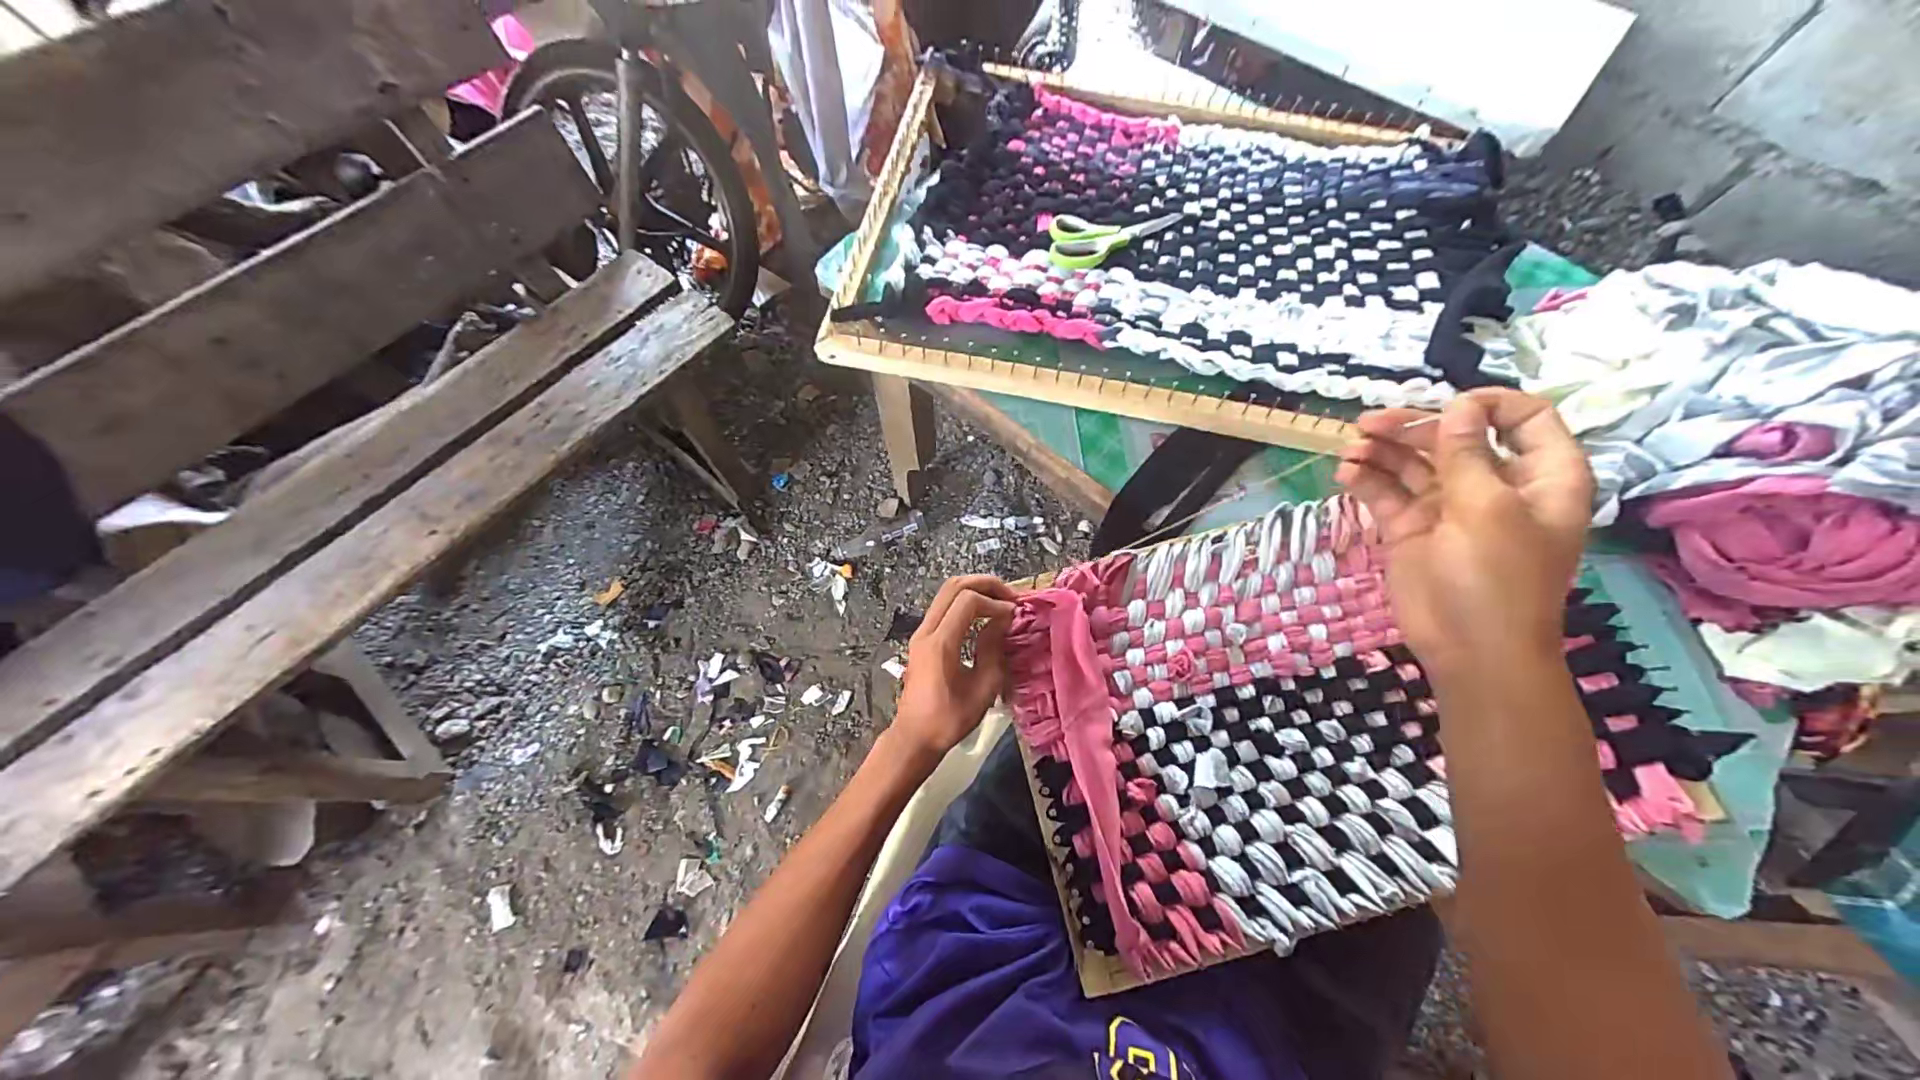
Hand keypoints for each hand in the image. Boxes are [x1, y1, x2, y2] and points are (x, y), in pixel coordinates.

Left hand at [890, 575, 1015, 761]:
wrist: (915, 736)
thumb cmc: (949, 719)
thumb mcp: (983, 688)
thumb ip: (993, 650)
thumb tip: (1002, 621)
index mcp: (940, 643)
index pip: (968, 601)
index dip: (995, 602)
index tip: (1014, 616)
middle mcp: (926, 631)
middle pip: (954, 586)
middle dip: (985, 585)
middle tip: (1011, 596)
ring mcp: (921, 633)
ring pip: (947, 593)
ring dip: (975, 591)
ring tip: (1001, 602)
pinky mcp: (923, 639)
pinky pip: (944, 607)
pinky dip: (966, 603)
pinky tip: (985, 615)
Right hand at [1335, 388, 1593, 678]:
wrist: (1469, 649)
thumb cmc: (1496, 578)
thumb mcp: (1487, 509)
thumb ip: (1467, 454)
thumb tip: (1458, 406)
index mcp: (1538, 476)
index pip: (1523, 418)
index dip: (1486, 404)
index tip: (1444, 404)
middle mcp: (1492, 484)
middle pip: (1453, 437)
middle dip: (1412, 427)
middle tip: (1368, 425)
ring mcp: (1447, 506)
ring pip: (1412, 462)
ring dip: (1381, 450)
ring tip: (1350, 449)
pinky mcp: (1410, 527)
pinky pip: (1386, 492)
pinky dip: (1366, 480)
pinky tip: (1346, 473)